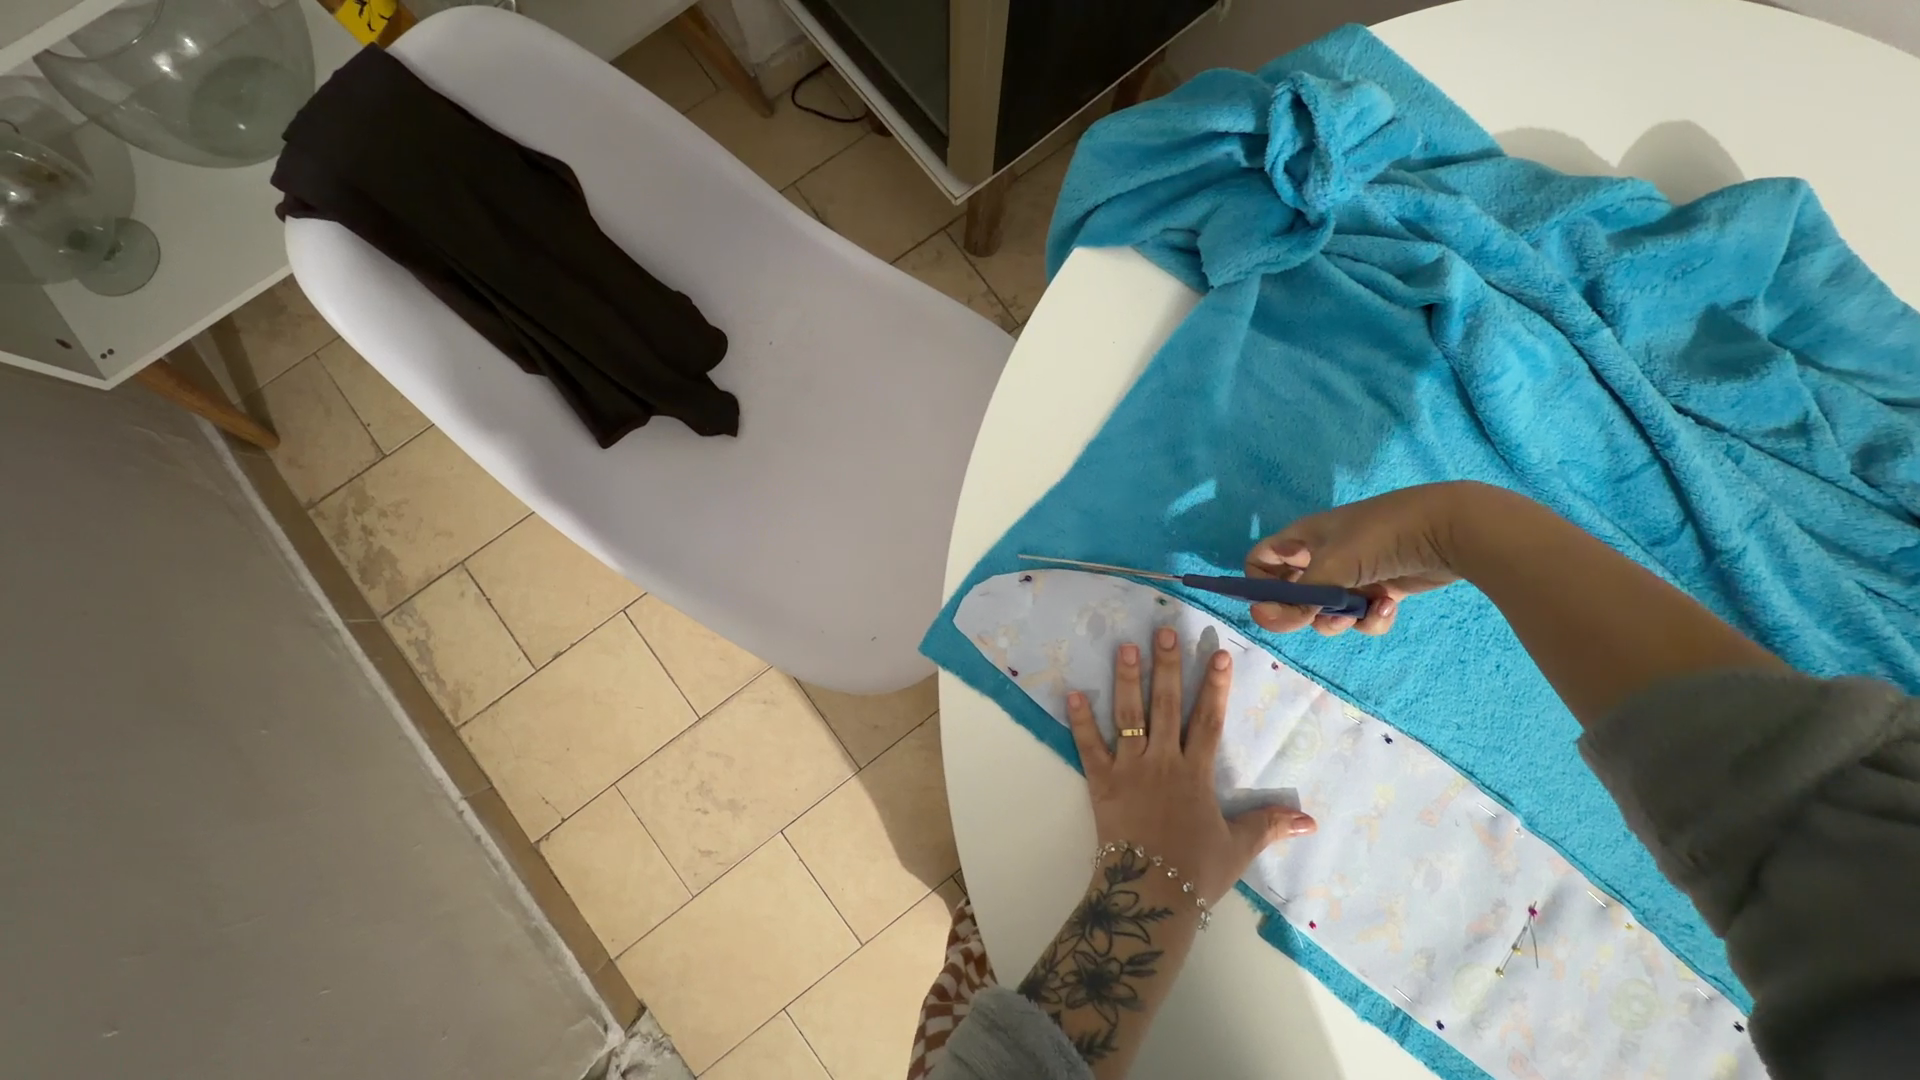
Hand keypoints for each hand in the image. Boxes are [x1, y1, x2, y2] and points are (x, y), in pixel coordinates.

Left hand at [1065, 625, 1315, 903]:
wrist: (1150, 895)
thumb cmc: (1196, 871)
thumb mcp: (1239, 847)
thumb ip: (1269, 825)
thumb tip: (1310, 820)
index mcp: (1197, 773)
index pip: (1209, 720)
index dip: (1215, 686)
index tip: (1219, 654)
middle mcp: (1163, 761)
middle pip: (1167, 705)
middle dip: (1168, 666)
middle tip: (1163, 631)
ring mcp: (1129, 768)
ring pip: (1129, 715)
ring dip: (1126, 679)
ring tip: (1124, 646)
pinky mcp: (1101, 781)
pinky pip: (1088, 746)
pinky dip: (1080, 720)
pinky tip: (1073, 693)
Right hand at [1244, 482, 1489, 636]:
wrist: (1450, 529)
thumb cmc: (1380, 538)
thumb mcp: (1331, 568)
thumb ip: (1296, 600)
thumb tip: (1259, 619)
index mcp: (1303, 540)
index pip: (1261, 562)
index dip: (1260, 586)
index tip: (1276, 607)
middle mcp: (1322, 556)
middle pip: (1293, 594)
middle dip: (1306, 612)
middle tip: (1322, 616)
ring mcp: (1353, 573)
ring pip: (1328, 611)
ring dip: (1341, 620)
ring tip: (1364, 612)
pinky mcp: (1382, 588)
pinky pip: (1362, 614)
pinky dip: (1371, 618)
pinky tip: (1389, 608)